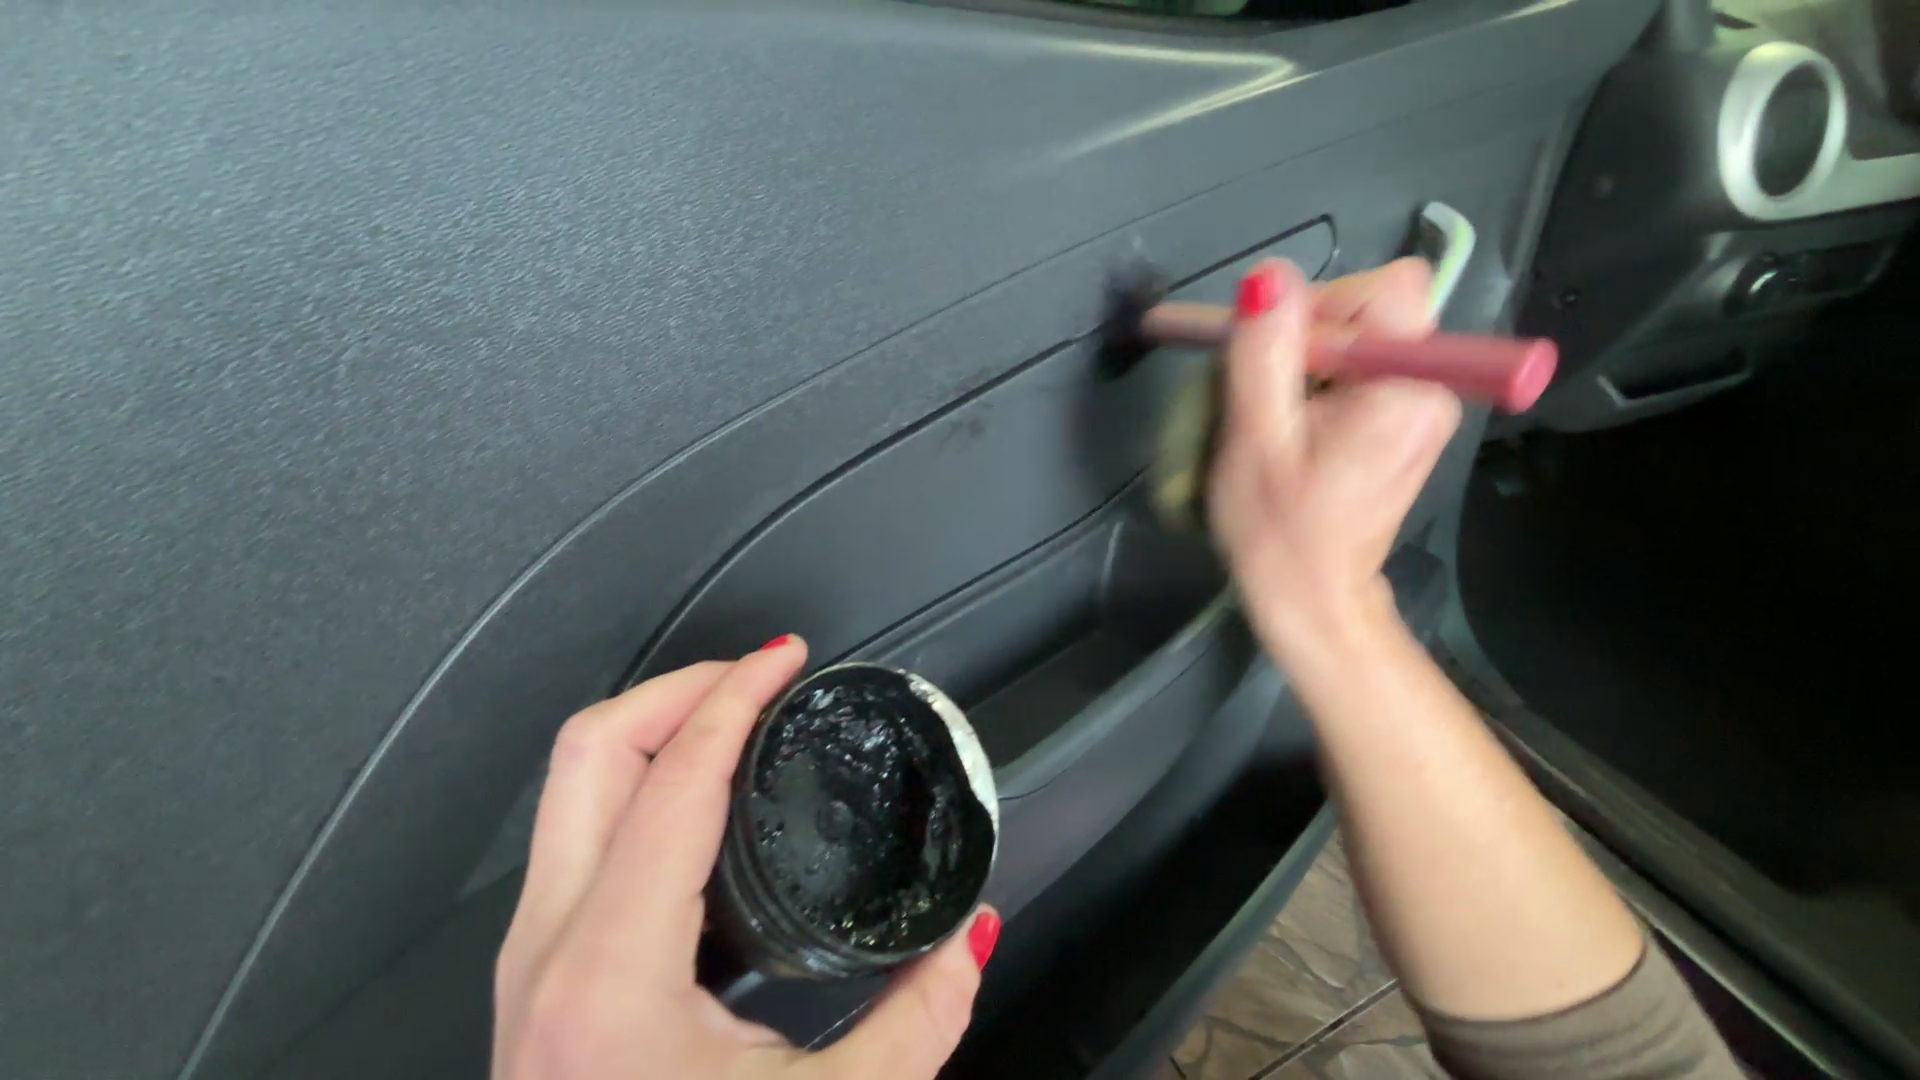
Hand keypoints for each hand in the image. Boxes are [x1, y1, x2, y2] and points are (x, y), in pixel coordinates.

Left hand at [493, 636, 999, 1079]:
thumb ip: (917, 1026)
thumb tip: (973, 938)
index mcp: (611, 973)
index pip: (673, 779)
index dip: (733, 698)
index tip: (787, 660)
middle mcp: (549, 945)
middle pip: (591, 748)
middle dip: (681, 685)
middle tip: (762, 675)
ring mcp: (531, 949)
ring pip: (575, 777)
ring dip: (659, 721)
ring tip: (740, 711)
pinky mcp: (543, 959)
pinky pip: (581, 818)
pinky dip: (645, 770)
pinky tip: (705, 782)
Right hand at [1208, 258, 1461, 662]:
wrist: (1312, 601)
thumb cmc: (1279, 531)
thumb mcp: (1255, 438)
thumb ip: (1263, 352)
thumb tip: (1269, 276)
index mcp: (1406, 386)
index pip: (1387, 286)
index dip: (1324, 305)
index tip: (1278, 356)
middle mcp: (1430, 386)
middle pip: (1372, 311)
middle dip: (1308, 339)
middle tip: (1265, 396)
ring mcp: (1422, 407)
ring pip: (1361, 341)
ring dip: (1306, 366)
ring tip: (1274, 421)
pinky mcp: (1404, 424)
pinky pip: (1361, 373)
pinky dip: (1319, 388)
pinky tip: (1292, 431)